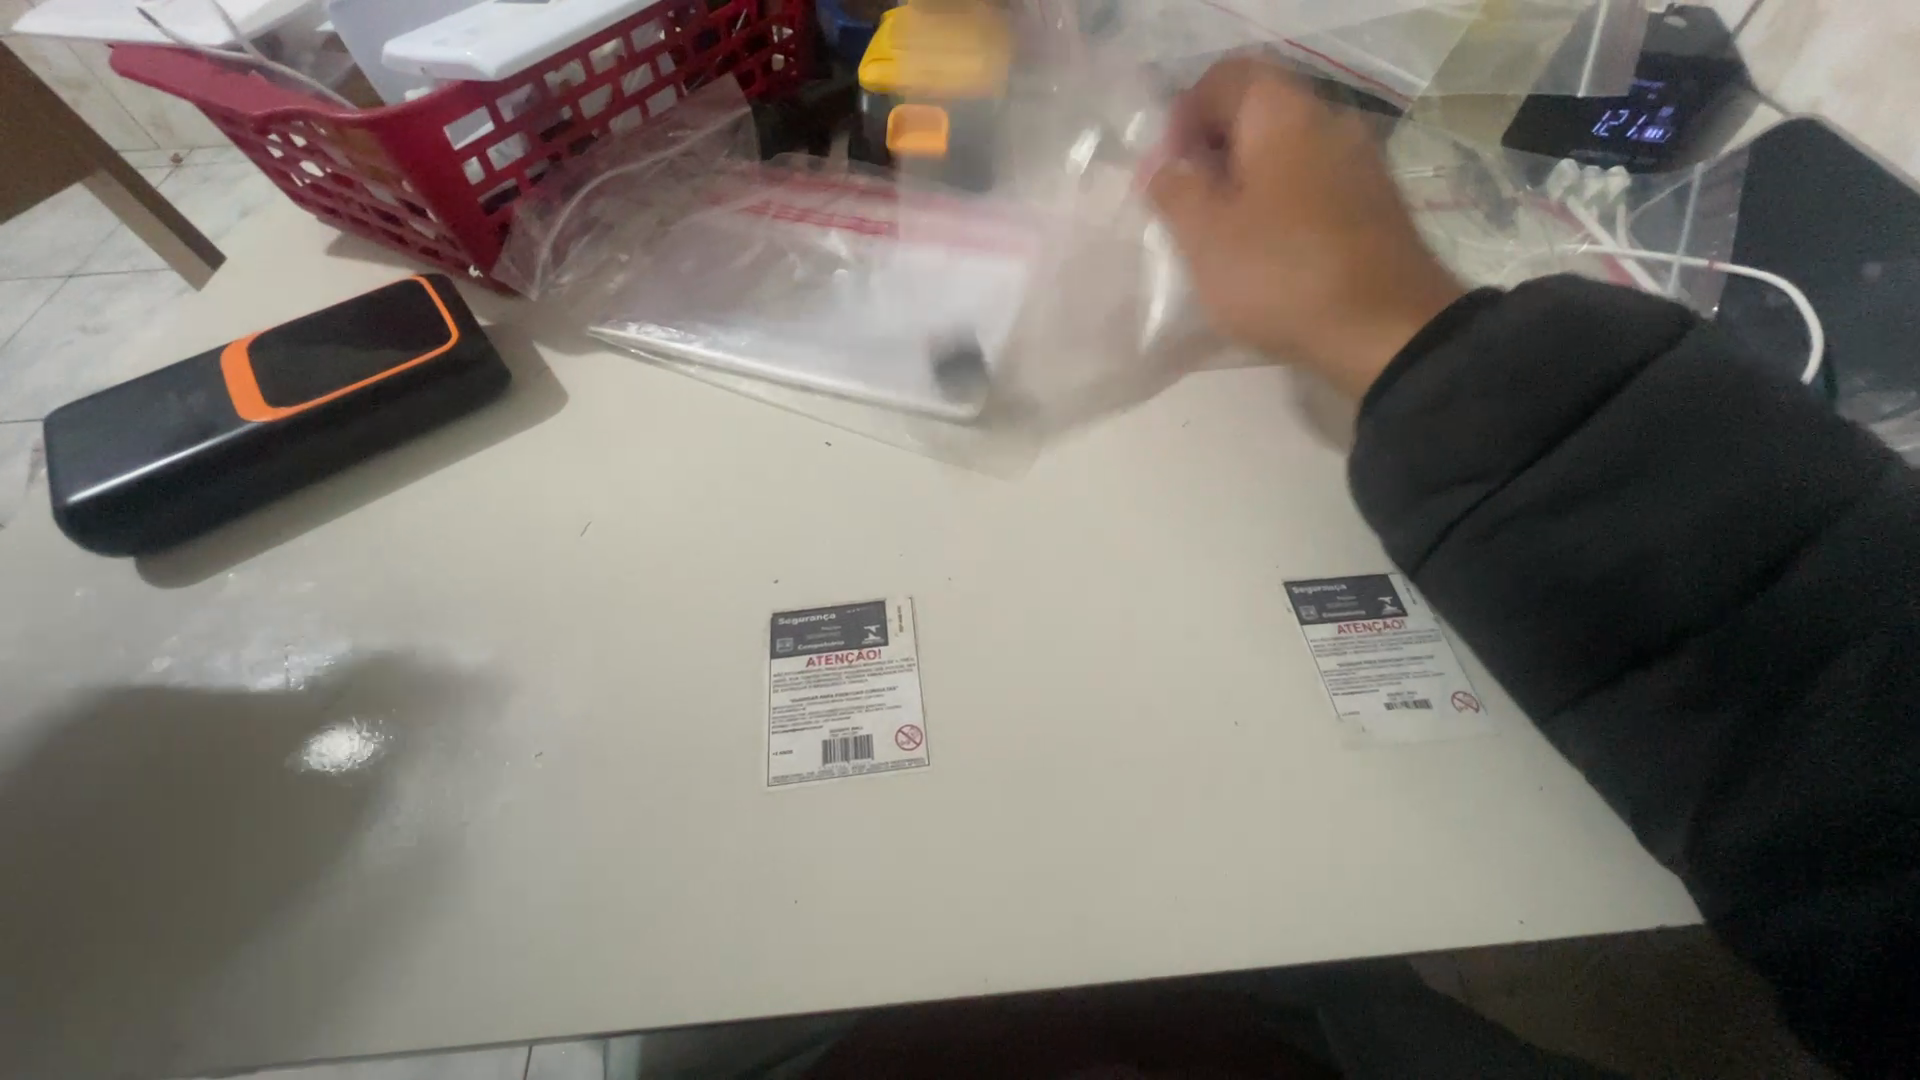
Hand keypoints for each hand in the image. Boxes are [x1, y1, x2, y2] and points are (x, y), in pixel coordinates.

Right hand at [1148, 57, 1464, 398]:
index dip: (1181, 118)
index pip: (1223, 77)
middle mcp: (1330, 120)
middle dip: (1210, 154)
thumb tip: (1162, 165)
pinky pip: (1311, 185)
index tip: (1164, 174)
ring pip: (1284, 153)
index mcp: (1284, 113)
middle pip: (1256, 113)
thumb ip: (1174, 191)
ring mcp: (1360, 162)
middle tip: (1183, 210)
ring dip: (1243, 183)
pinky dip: (1277, 205)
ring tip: (1219, 239)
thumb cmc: (1281, 276)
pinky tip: (1264, 254)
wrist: (1384, 330)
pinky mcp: (1373, 204)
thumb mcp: (1205, 238)